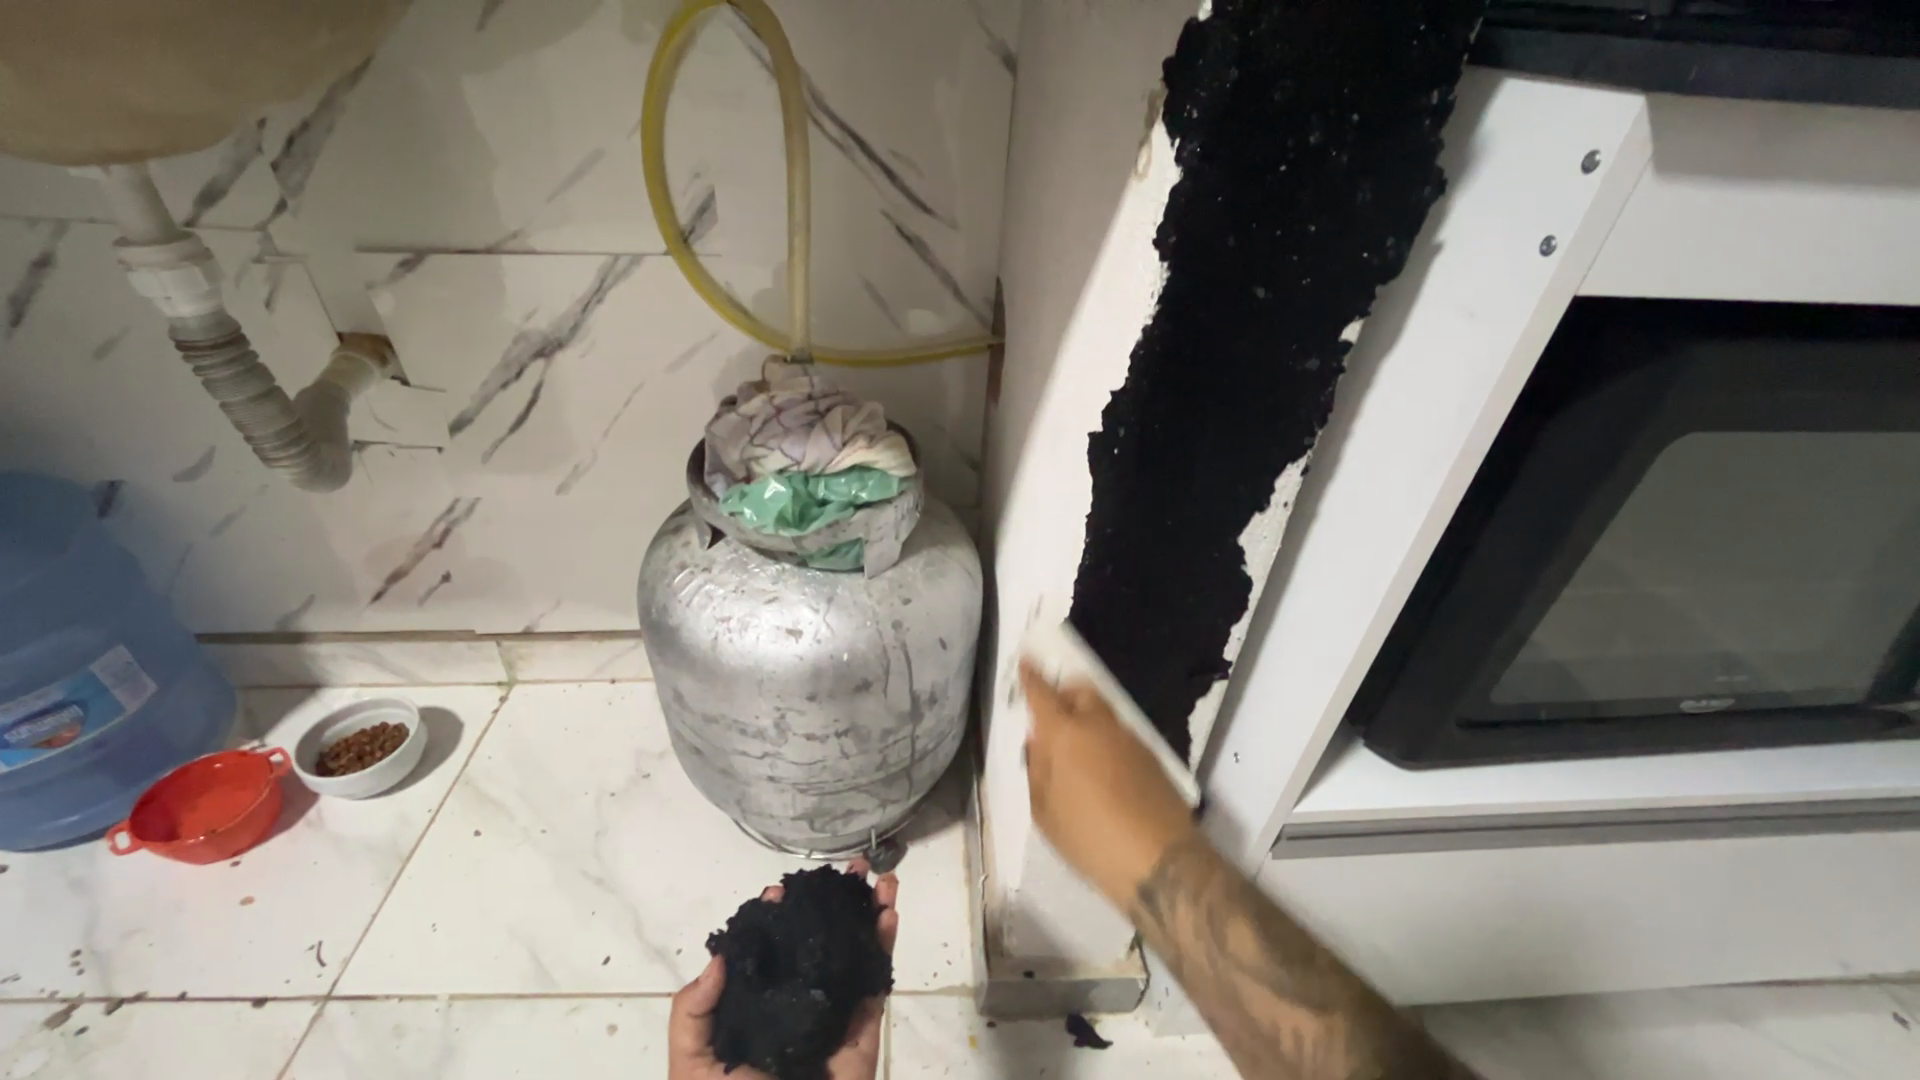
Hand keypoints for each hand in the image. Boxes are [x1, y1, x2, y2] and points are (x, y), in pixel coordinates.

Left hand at [668, 861, 899, 1079]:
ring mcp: (833, 1011)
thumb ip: (693, 1011)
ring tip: (878, 877)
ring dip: (869, 912)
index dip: (777, 915)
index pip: (770, 949)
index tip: (780, 889)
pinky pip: (875, 981)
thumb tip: (720, 957)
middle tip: (850, 867)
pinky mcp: (862, 1028)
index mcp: (758, 1005)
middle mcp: (797, 1000)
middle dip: (835, 902)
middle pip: (819, 940)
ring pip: (853, 952)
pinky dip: (885, 945)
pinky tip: (889, 912)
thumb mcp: (693, 1065)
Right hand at [1020, 658, 1195, 908]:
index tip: (1025, 661)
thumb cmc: (1089, 837)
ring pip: (1104, 712)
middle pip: (1081, 690)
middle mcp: (1099, 726)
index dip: (1031, 676)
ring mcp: (1130, 738)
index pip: (1043, 694)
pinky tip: (1104, 772)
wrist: (1158, 859)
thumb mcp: (1045, 811)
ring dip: (1087, 718)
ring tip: (1078, 750)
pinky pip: (1121, 735)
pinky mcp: (1152, 756)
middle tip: (1053, 714)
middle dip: (1065, 692)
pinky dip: (1107, 740)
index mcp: (1065, 734)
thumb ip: (1036, 770)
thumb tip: (1036, 745)